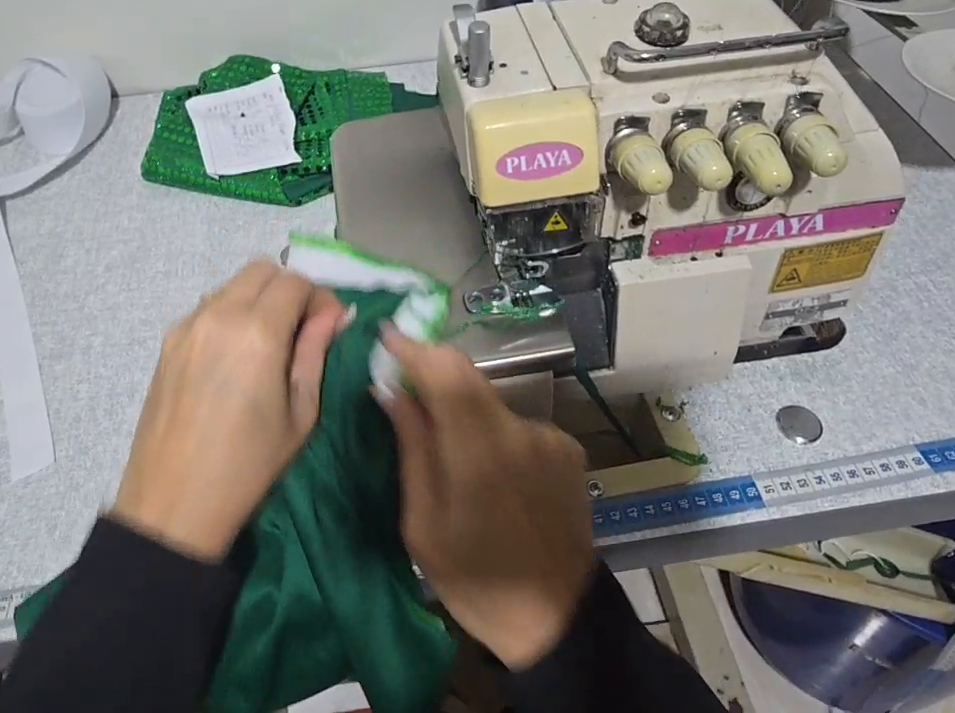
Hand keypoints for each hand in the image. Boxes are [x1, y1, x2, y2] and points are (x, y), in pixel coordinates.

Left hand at [112, 260, 347, 561]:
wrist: (173, 504)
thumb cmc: (249, 465)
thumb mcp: (300, 413)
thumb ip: (315, 352)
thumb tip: (332, 315)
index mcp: (257, 332)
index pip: (296, 282)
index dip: (320, 297)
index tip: (330, 325)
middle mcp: (218, 315)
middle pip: (262, 269)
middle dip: (289, 289)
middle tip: (302, 328)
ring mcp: (187, 325)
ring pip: (233, 285)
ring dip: (259, 299)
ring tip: (269, 344)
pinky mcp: (167, 342)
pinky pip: (208, 308)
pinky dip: (231, 314)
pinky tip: (236, 357)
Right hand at [378, 329, 596, 669]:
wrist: (557, 619)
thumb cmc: (476, 581)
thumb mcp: (424, 525)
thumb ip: (413, 449)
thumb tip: (391, 392)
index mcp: (478, 451)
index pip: (446, 371)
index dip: (415, 348)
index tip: (387, 335)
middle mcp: (519, 430)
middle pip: (470, 378)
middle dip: (434, 376)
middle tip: (406, 392)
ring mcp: (549, 437)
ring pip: (492, 403)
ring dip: (466, 414)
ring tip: (454, 460)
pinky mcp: (567, 448)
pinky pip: (517, 425)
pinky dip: (496, 436)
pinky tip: (493, 478)